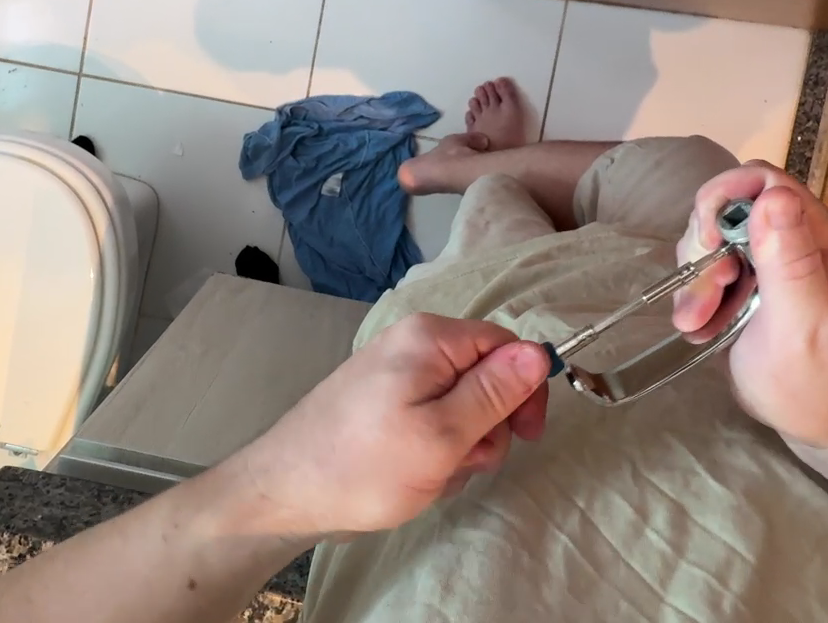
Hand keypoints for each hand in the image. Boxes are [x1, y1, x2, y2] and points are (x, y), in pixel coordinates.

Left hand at [226, 313, 549, 538]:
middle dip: (485, 425)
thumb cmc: (367, 464)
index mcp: (431, 337)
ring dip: (460, 443)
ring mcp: (398, 371)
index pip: (505, 344)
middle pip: (484, 375)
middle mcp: (415, 343)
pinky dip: (435, 447)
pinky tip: (415, 471)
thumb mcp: (443, 433)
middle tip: (461, 459)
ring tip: (431, 471)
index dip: (523, 389)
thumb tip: (539, 351)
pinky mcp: (386, 399)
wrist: (288, 490)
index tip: (525, 436)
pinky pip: (433, 417)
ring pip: (461, 403)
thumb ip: (494, 392)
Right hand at [674, 162, 827, 455]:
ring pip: (713, 234)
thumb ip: (791, 262)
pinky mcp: (754, 274)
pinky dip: (697, 291)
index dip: (724, 200)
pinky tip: (703, 325)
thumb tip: (774, 194)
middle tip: (701, 300)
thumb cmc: (815, 385)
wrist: (818, 426)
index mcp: (825, 241)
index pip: (766, 182)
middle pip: (730, 206)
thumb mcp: (803, 328)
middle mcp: (801, 238)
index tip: (706, 243)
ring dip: (696, 277)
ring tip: (697, 322)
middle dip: (704, 249)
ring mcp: (776, 256)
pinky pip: (710, 261)